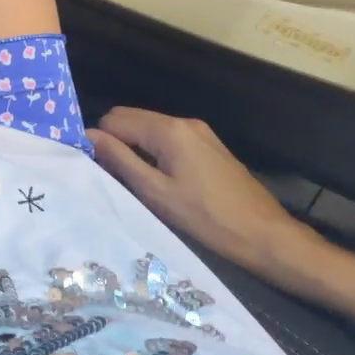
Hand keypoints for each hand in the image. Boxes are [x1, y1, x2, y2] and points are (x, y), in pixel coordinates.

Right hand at [85, 107, 326, 277]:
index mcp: (168, 130)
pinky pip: (167, 138)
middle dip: (114, 140)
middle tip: (110, 174)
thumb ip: (119, 160)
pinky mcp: (208, 146)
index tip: (95, 168)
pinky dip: (152, 150)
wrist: (266, 236)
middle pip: (130, 118)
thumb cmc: (207, 218)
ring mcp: (199, 132)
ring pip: (148, 128)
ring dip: (133, 147)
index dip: (99, 141)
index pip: (114, 120)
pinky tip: (157, 178)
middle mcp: (183, 122)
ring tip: (131, 180)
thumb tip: (88, 136)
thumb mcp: (155, 193)